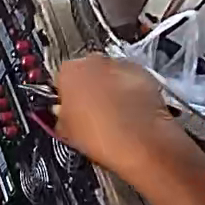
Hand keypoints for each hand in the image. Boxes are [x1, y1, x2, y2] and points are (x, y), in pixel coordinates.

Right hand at [52, 55, 189, 175]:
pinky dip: (130, 91)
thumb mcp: (66, 132)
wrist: (141, 143)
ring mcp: (121, 65)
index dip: (65, 96)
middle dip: (88, 88)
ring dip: (110, 88)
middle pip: (86, 72)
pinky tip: (131, 113)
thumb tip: (63, 114)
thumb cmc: (101, 137)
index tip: (69, 109)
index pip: (60, 78)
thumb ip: (61, 115)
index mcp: (69, 72)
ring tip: (114, 114)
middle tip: (91, 113)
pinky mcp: (144, 73)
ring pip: (109, 74)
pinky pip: (131, 80)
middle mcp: (94, 61)